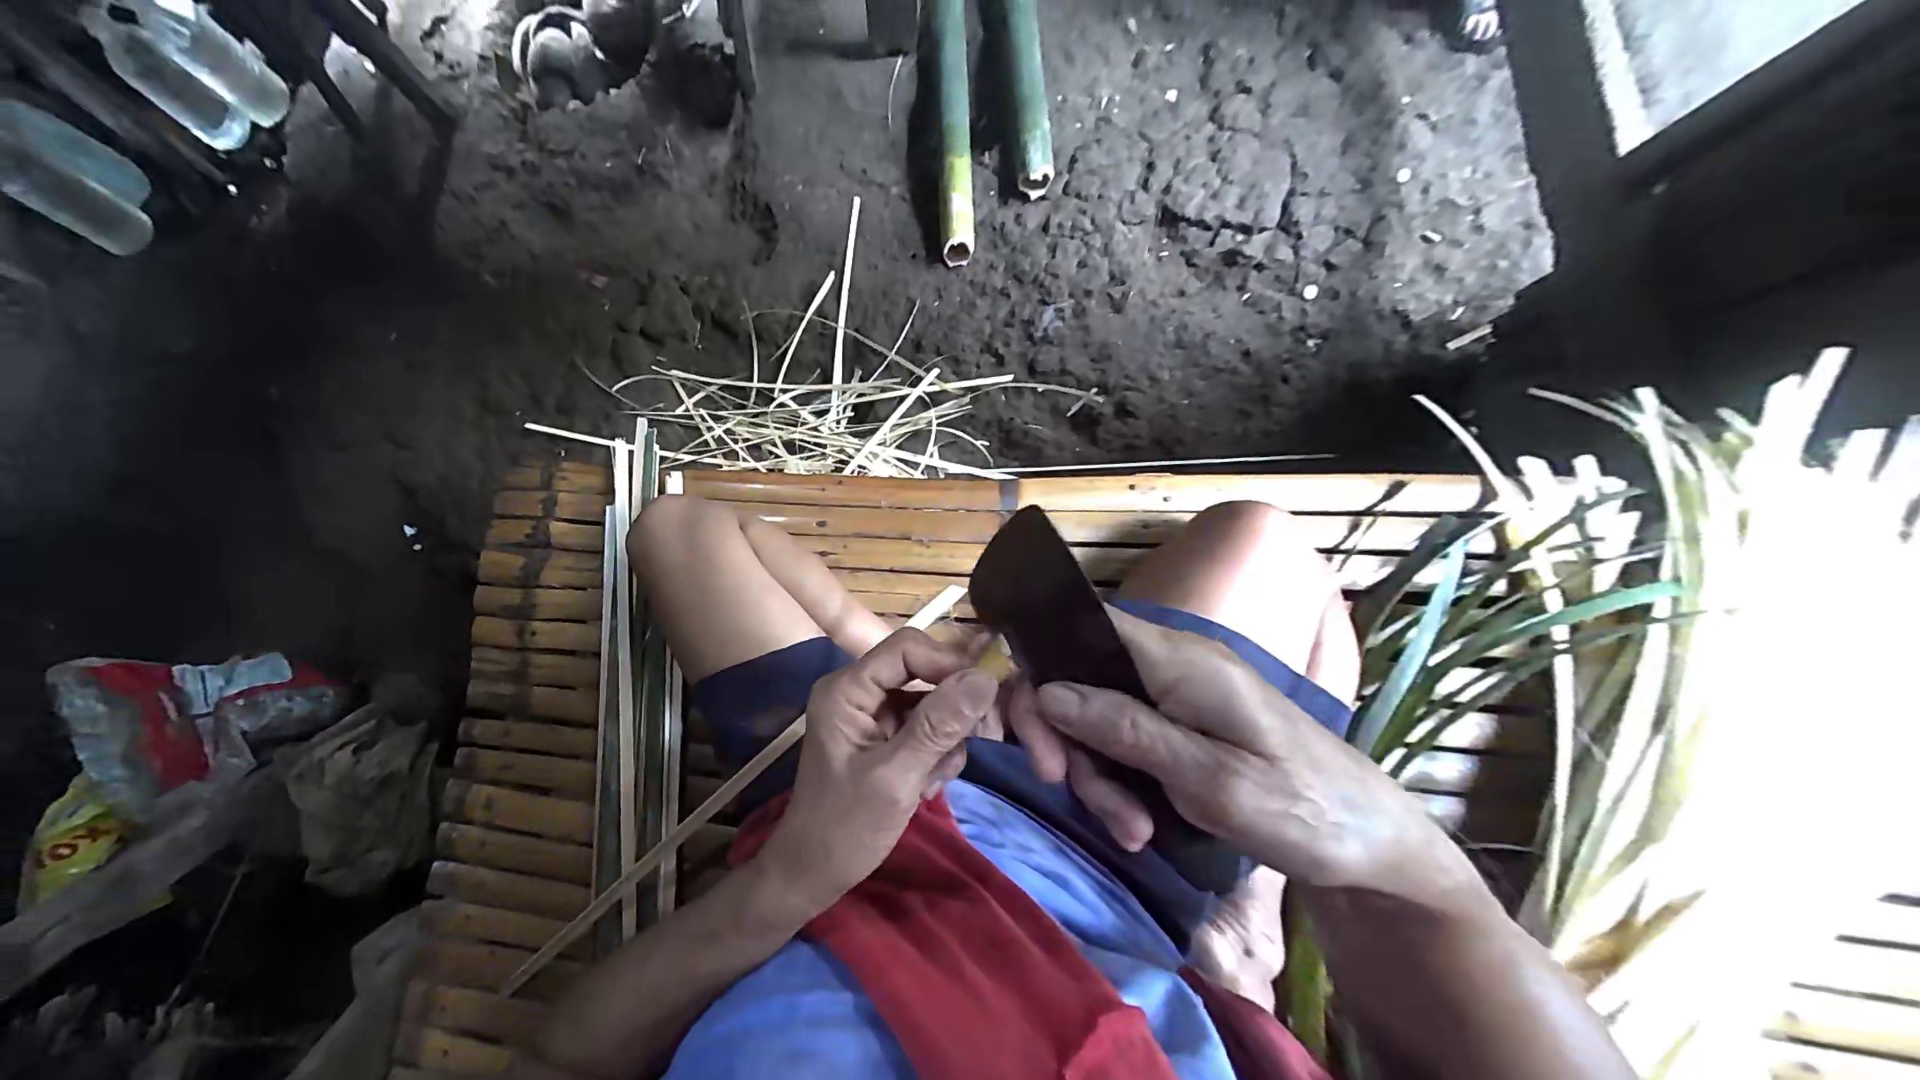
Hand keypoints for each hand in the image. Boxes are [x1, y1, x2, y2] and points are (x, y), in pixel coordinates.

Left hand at [756, 628, 997, 912]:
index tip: (980, 699)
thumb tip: (985, 680)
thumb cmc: (845, 828)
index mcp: (847, 689)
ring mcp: (873, 712)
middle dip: (953, 706)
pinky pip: (929, 724)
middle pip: (924, 670)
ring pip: (933, 699)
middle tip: (980, 739)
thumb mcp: (896, 777)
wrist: (815, 873)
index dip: (947, 665)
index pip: (907, 648)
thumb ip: (939, 727)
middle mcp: (860, 690)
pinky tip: (928, 784)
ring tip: (936, 776)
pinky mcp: (886, 735)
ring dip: (948, 736)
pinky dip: (939, 750)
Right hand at [1005, 606, 1474, 901]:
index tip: (1035, 737)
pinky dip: (1118, 778)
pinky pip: (1124, 737)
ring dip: (1096, 772)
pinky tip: (1138, 824)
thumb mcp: (1210, 780)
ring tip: (1130, 831)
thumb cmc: (1302, 809)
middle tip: (1067, 791)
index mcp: (1179, 658)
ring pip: (1097, 715)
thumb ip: (1127, 730)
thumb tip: (1046, 690)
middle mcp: (1171, 661)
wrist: (1372, 845)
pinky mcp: (1181, 721)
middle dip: (1066, 738)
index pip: (1084, 625)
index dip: (1041, 664)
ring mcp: (1176, 691)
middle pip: (1080, 677)